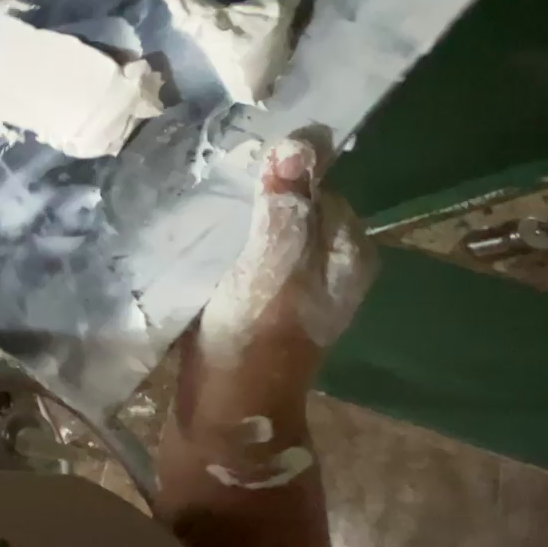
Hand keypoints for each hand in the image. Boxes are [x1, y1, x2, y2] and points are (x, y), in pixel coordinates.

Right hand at [180, 134, 377, 430]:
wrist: (229, 403)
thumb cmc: (256, 335)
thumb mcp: (271, 268)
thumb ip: (284, 210)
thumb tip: (297, 143)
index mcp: (347, 251)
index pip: (320, 182)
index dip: (282, 162)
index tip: (234, 146)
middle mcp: (331, 259)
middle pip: (296, 199)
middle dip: (259, 181)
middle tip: (209, 165)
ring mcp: (298, 277)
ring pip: (271, 219)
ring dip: (239, 204)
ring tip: (199, 187)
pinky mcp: (266, 289)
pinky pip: (253, 241)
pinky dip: (230, 228)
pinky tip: (201, 225)